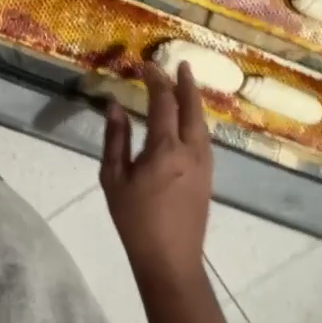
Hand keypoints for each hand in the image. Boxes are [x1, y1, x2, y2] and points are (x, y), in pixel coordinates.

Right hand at [100, 59, 212, 285]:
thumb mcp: (113, 177)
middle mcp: (191, 151)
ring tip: (185, 84)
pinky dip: (197, 119)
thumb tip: (114, 105)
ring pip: (202, 123)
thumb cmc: (134, 218)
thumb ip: (115, 138)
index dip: (155, 81)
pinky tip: (190, 119)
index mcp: (165, 149)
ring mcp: (204, 164)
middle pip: (192, 108)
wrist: (170, 258)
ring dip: (194, 100)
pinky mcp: (208, 176)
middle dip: (186, 83)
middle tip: (180, 64)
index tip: (145, 65)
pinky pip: (204, 137)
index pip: (163, 103)